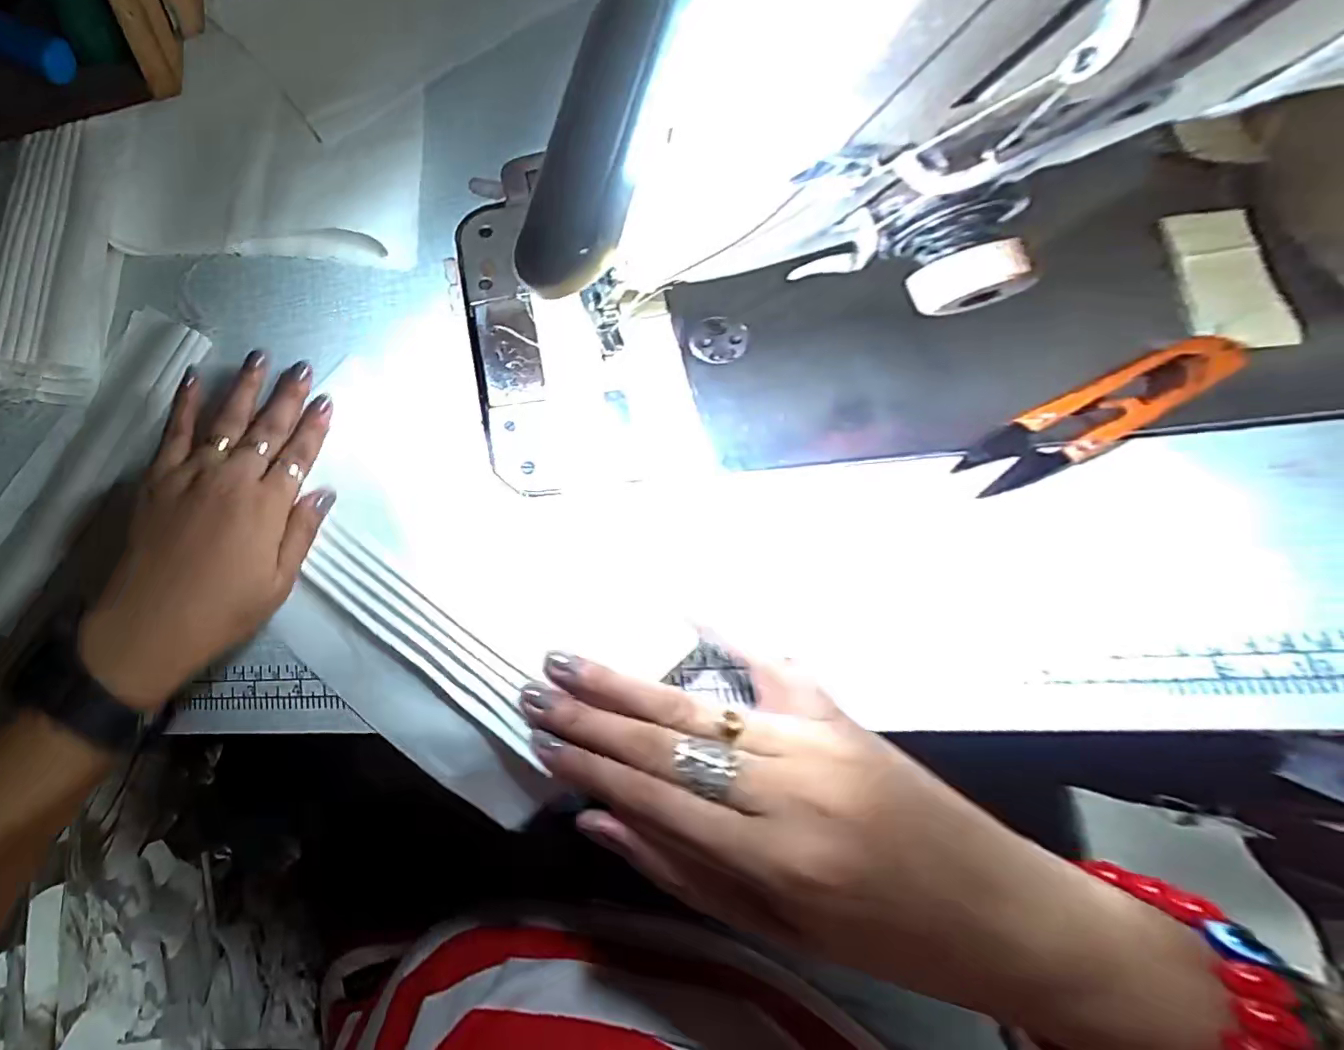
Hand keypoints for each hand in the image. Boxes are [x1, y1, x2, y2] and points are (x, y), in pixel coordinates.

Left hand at [77, 351, 334, 709]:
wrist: (151, 623)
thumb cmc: (223, 611)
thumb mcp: (277, 584)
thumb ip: (301, 533)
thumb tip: (323, 493)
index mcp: (268, 505)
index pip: (299, 456)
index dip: (315, 428)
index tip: (326, 401)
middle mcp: (235, 478)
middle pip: (267, 429)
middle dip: (287, 396)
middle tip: (301, 367)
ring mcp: (194, 473)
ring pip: (226, 419)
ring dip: (245, 387)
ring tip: (259, 358)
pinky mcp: (160, 476)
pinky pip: (176, 431)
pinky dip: (186, 403)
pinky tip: (194, 378)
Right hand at [522, 650, 1225, 1049]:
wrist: (1014, 916)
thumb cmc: (885, 940)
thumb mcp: (777, 931)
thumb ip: (677, 872)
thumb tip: (593, 820)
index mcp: (773, 862)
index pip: (653, 799)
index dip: (588, 768)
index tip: (539, 741)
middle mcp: (789, 794)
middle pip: (664, 745)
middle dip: (587, 716)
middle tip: (532, 689)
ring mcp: (816, 743)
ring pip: (696, 705)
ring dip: (622, 681)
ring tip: (566, 659)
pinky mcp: (839, 715)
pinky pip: (769, 664)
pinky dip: (722, 632)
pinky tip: (680, 605)